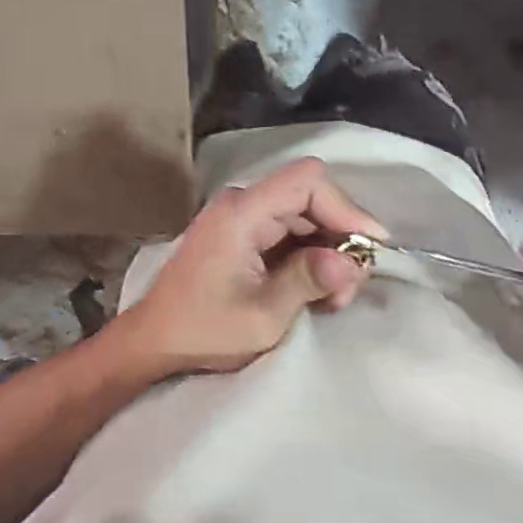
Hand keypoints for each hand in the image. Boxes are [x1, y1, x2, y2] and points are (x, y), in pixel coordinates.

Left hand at [110, 158, 384, 377]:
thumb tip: (353, 262)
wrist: (153, 340)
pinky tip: (313, 293)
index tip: (368, 249)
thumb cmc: (204, 330)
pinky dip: (305, 259)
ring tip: (331, 299)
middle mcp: (239, 206)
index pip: (308, 181)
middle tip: (348, 289)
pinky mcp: (237, 239)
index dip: (347, 208)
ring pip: (301, 220)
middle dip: (339, 239)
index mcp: (241, 214)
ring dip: (325, 254)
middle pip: (309, 200)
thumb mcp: (264, 314)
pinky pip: (284, 235)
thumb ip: (309, 280)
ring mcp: (236, 221)